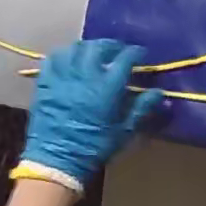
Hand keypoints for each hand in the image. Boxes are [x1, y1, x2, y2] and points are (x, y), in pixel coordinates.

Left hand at [18, 39, 164, 192]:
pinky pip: (54, 58)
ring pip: (76, 48)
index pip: (125, 58)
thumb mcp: (124, 131)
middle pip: (99, 47)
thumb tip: (160, 93)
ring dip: (88, 47)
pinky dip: (65, 54)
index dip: (135, 53)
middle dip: (111, 46)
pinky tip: (70, 59)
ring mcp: (63, 75)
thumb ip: (142, 108)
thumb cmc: (95, 147)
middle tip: (117, 51)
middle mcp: (86, 74)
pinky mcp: (46, 81)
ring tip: (94, 53)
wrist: (58, 159)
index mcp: (108, 86)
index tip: (140, 55)